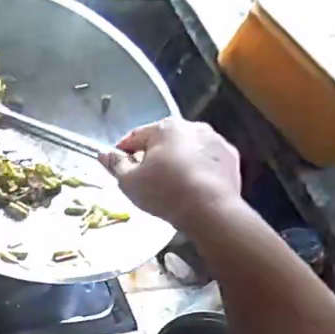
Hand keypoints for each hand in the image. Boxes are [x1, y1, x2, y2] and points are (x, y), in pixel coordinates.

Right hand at [99, 118, 243, 224]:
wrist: (209, 208)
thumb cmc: (163, 192)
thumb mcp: (129, 182)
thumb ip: (115, 165)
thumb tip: (104, 154)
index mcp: (164, 128)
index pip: (135, 136)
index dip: (123, 151)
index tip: (118, 167)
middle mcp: (191, 126)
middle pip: (163, 140)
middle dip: (152, 156)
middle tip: (144, 179)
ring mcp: (215, 139)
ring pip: (187, 148)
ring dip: (177, 160)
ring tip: (170, 185)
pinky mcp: (230, 156)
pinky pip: (207, 160)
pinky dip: (198, 169)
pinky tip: (192, 187)